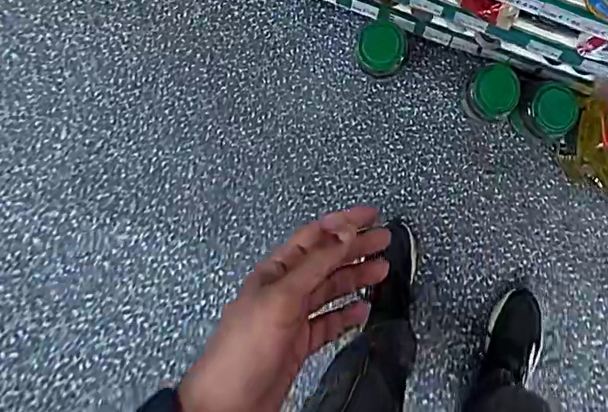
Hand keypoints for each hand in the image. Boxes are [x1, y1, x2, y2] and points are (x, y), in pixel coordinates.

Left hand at [177, 207, 391, 411]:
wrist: (224, 411)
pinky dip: (348, 313)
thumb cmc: (239, 353)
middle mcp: (285, 290)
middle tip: (383, 240)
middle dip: (357, 248)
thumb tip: (345, 232)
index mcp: (276, 271)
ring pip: (332, 289)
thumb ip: (316, 263)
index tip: (370, 216)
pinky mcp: (298, 344)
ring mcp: (292, 318)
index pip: (316, 234)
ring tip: (380, 270)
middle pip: (329, 259)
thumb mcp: (282, 297)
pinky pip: (329, 321)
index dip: (345, 222)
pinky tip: (361, 310)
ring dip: (357, 277)